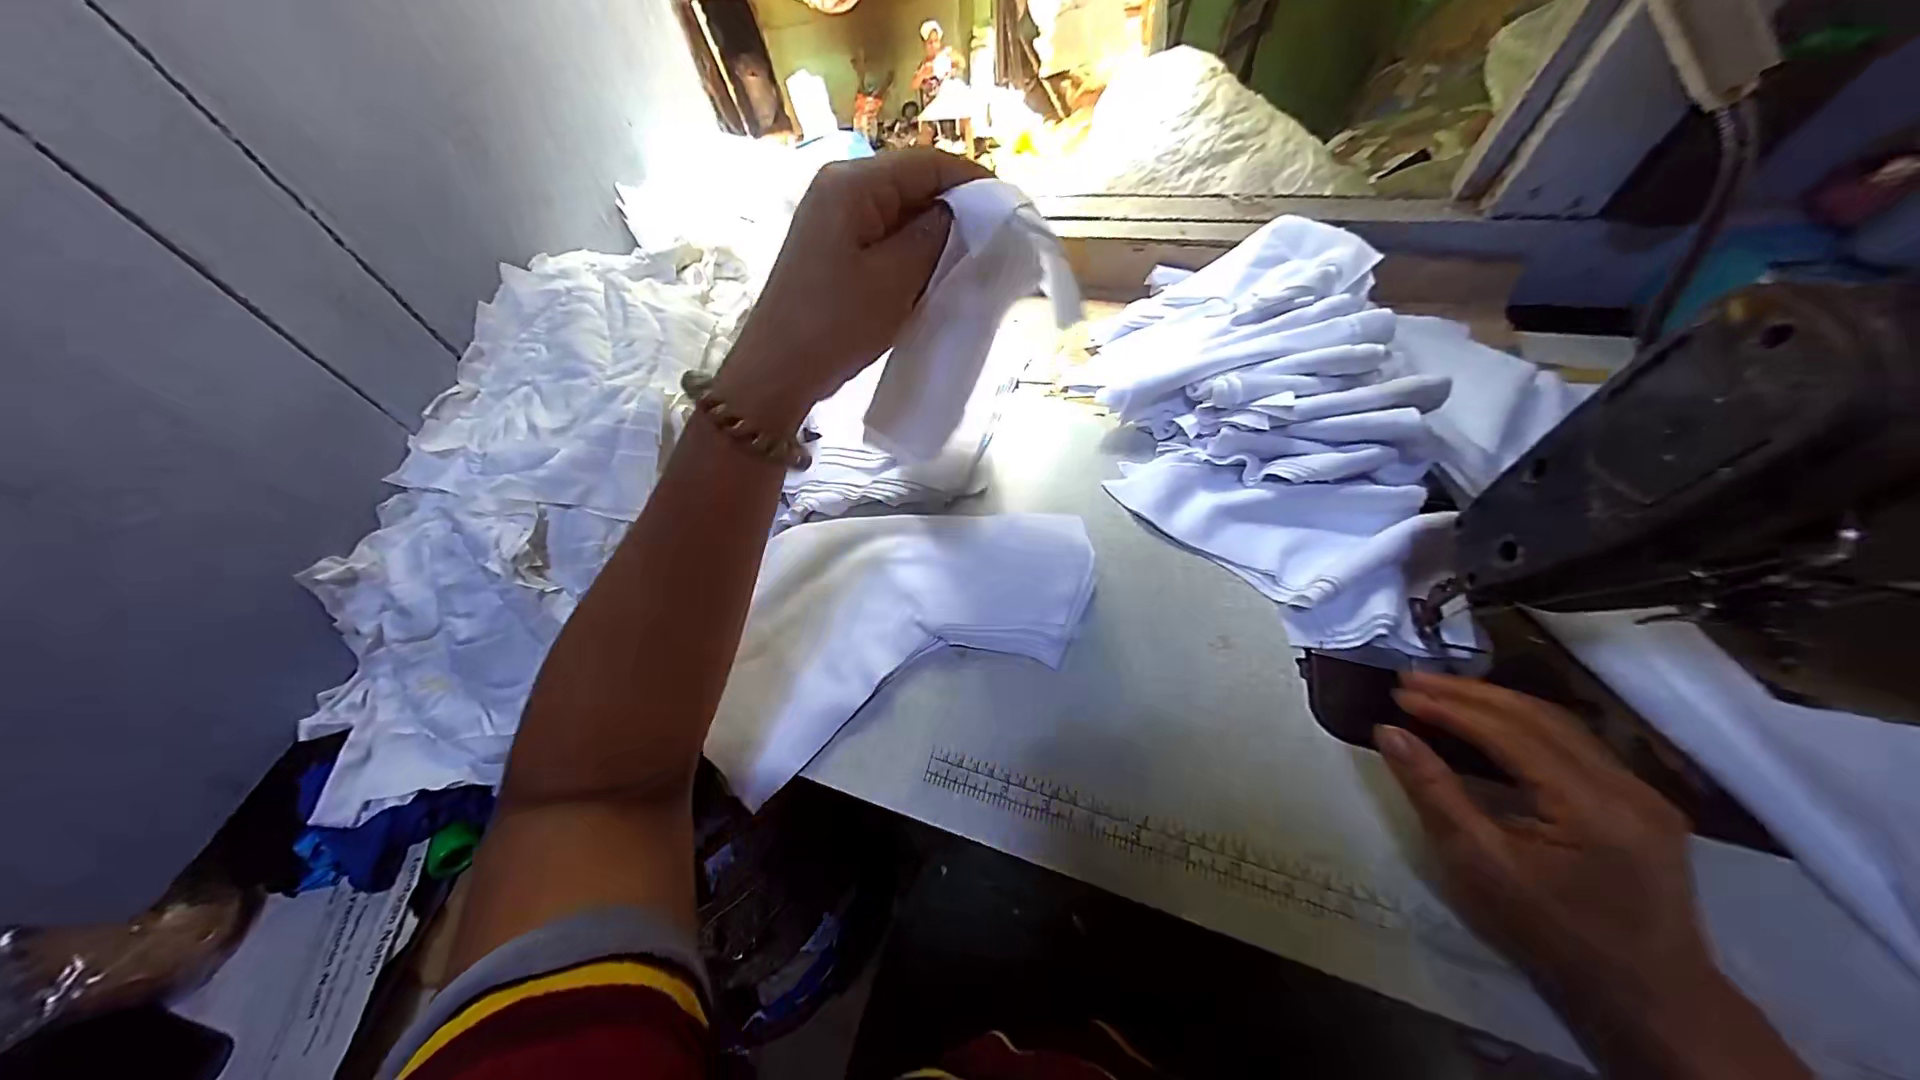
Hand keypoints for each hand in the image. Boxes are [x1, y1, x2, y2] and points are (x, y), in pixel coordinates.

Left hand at [715, 149, 991, 429]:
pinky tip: (926, 275)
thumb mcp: (896, 278)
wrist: (779, 370)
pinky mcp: (829, 246)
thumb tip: (956, 213)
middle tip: (989, 241)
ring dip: (930, 233)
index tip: (1008, 209)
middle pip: (910, 182)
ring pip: (897, 211)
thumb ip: (933, 235)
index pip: (926, 163)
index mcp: (853, 183)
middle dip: (952, 209)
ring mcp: (830, 216)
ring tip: (963, 261)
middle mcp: (838, 186)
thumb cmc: (837, 323)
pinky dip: (907, 250)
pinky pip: (880, 234)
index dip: (971, 182)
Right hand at [1378, 672, 1808, 1078]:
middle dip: (1468, 694)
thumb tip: (1388, 732)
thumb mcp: (1477, 864)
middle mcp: (1628, 788)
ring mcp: (1643, 792)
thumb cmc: (1550, 933)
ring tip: (1439, 690)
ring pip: (1559, 723)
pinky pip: (1573, 743)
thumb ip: (1432, 790)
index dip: (1449, 708)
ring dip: (1494, 701)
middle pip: (1538, 717)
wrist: (1647, 996)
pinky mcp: (1641, 801)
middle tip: (1410, 680)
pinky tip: (1488, 719)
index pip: (1510, 733)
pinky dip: (1521, 722)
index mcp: (1592, 807)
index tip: (1399, 694)